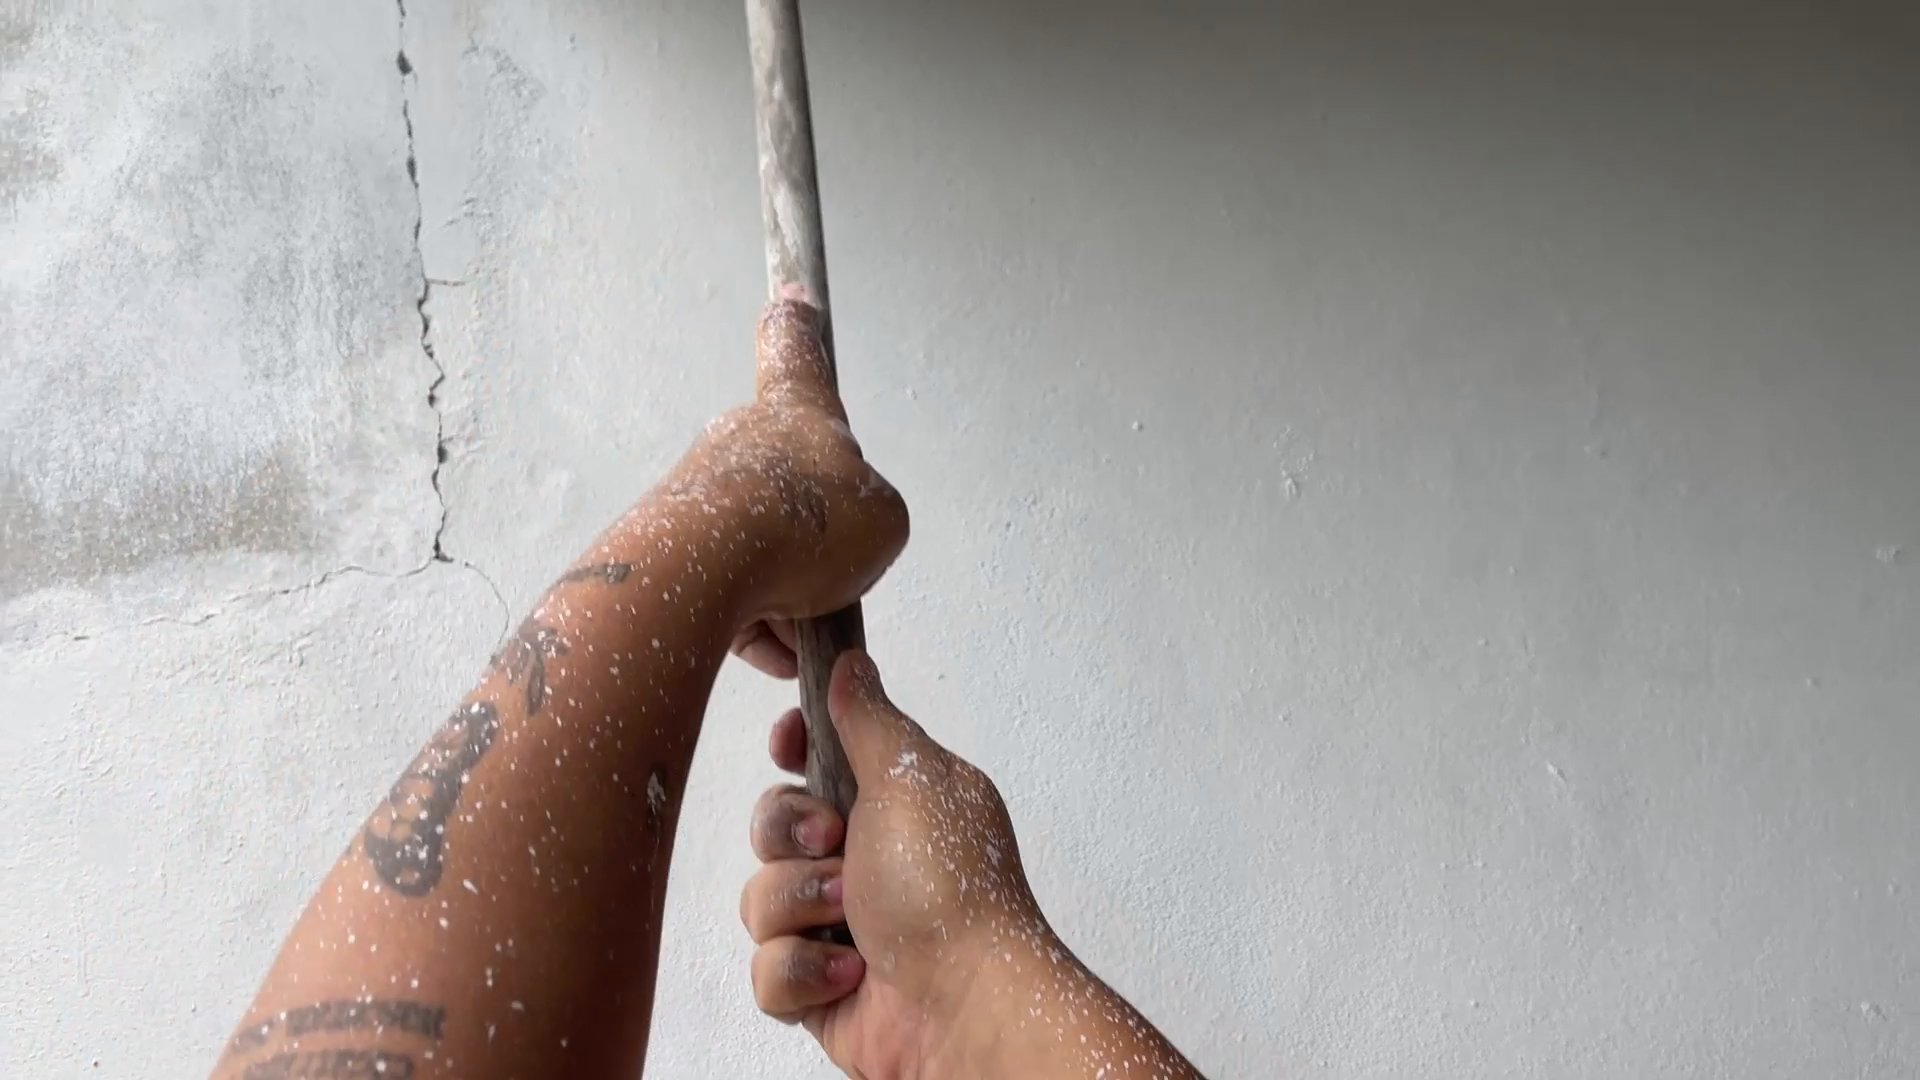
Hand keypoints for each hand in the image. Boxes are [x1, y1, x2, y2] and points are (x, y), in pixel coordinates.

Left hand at [628, 295, 907, 671]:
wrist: (706, 572)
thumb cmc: (797, 528)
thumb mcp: (886, 520)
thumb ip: (878, 520)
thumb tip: (850, 544)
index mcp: (795, 416)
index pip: (798, 352)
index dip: (801, 325)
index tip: (793, 298)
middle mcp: (741, 445)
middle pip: (792, 486)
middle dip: (819, 540)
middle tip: (833, 576)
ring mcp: (705, 498)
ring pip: (765, 553)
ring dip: (794, 598)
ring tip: (804, 625)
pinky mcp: (677, 551)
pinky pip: (733, 591)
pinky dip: (760, 626)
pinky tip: (779, 654)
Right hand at [739, 652, 1050, 1077]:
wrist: (964, 1005)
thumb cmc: (948, 883)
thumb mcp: (908, 778)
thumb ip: (868, 717)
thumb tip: (850, 661)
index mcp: (888, 798)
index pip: (818, 755)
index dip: (794, 746)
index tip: (790, 741)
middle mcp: (860, 852)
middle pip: (773, 819)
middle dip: (792, 831)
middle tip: (833, 839)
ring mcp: (837, 917)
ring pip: (762, 894)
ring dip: (803, 905)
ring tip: (854, 919)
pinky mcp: (817, 982)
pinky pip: (767, 965)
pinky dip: (805, 972)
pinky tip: (850, 974)